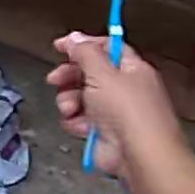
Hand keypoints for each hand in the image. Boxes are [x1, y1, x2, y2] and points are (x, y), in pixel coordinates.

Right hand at [45, 32, 184, 176]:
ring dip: (69, 100)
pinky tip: (78, 124)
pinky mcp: (103, 133)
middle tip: (55, 78)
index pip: (106, 48)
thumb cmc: (129, 111)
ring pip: (81, 97)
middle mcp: (124, 89)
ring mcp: (114, 112)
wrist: (139, 156)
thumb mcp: (103, 72)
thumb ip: (85, 52)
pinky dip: (75, 122)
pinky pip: (81, 120)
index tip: (61, 46)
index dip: (83, 45)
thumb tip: (75, 37)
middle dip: (69, 75)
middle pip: (89, 73)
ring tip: (69, 107)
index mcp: (131, 69)